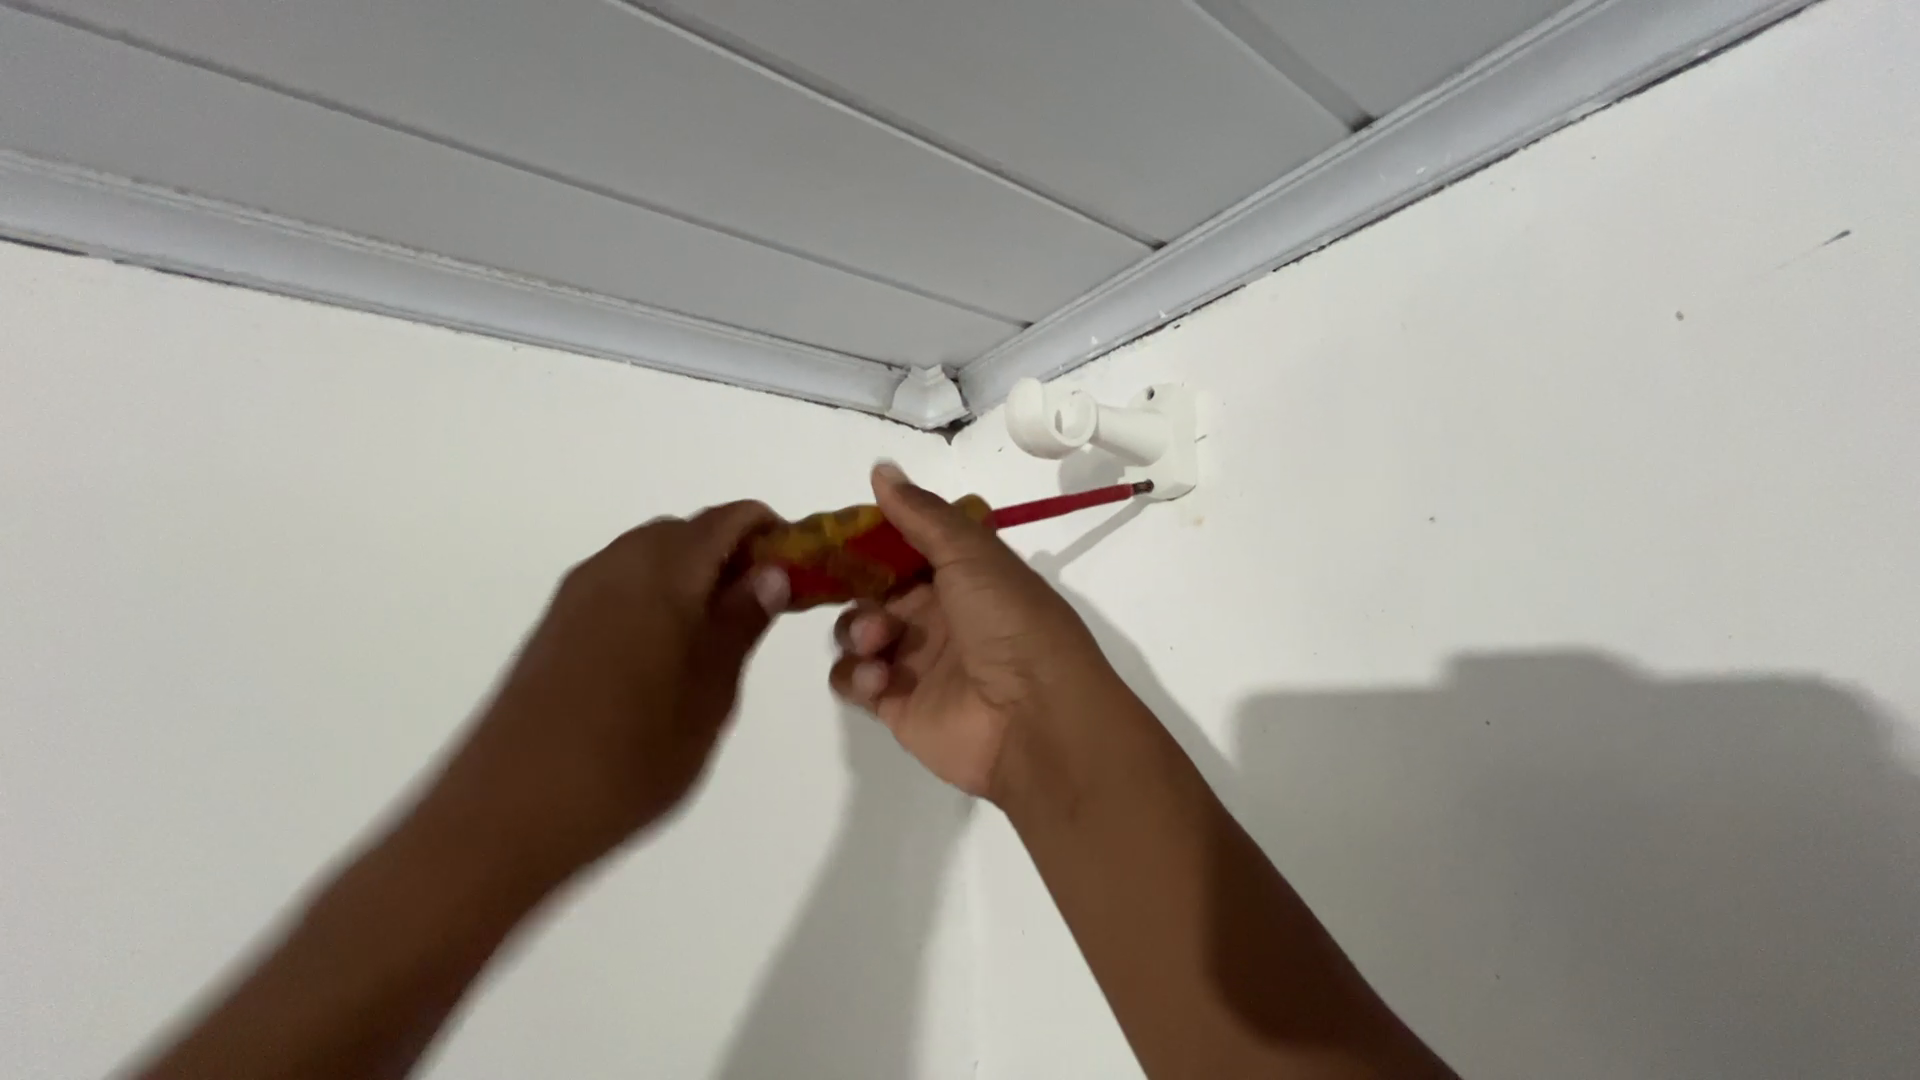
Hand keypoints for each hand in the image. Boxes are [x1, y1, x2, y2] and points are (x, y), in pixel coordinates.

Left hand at [432, 502, 790, 876]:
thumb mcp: (711, 693)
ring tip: (718, 634)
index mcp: (661, 572)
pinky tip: (666, 651)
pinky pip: (620, 583)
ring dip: (692, 574)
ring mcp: (577, 593)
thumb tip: (771, 572)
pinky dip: (656, 594)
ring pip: (650, 555)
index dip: (770, 532)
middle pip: (686, 530)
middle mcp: (615, 565)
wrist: (508, 814)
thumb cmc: (631, 756)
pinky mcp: (555, 624)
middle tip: (763, 607)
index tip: (798, 570)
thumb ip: (741, 622)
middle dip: (732, 554)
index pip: (728, 519)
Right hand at [828, 464, 1122, 800]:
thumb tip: (880, 468)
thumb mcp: (973, 554)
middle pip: (873, 589)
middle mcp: (937, 615)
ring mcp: (915, 661)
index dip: (871, 537)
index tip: (838, 531)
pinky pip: (854, 680)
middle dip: (851, 583)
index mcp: (961, 576)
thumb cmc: (1009, 623)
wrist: (1036, 718)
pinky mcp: (897, 705)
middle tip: (838, 582)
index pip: (903, 548)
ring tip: (879, 640)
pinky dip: (857, 674)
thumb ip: (922, 514)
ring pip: (857, 632)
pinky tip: (882, 677)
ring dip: (857, 628)